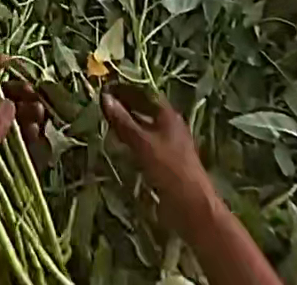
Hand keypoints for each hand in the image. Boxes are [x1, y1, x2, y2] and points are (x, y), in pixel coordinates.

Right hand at [103, 87, 214, 221]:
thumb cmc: (170, 170)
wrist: (193, 209)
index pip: (143, 92)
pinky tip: (121, 146)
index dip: (124, 88)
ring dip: (127, 123)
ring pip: (144, 126)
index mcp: (167, 114)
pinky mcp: (167, 162)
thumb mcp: (143, 143)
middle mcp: (169, 125)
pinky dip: (132, 140)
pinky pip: (146, 143)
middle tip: (103, 104)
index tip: (105, 87)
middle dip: (124, 105)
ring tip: (107, 122)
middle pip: (144, 108)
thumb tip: (104, 96)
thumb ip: (123, 121)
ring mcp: (169, 143)